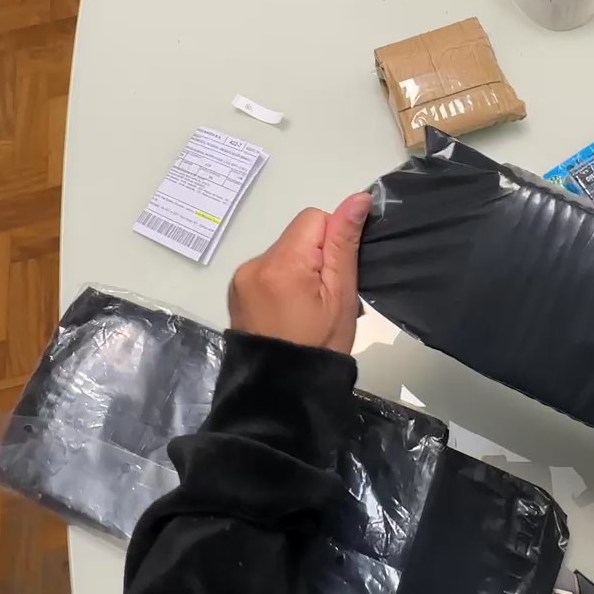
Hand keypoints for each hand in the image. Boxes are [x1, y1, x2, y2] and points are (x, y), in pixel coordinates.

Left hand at [227, 192, 371, 352]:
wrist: (281, 395)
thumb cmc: (320, 347)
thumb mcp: (341, 294)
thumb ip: (345, 241)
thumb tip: (358, 198)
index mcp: (282, 262)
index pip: (315, 218)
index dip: (333, 241)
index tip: (336, 275)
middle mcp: (254, 263)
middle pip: (298, 235)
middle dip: (316, 256)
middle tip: (326, 297)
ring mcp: (241, 278)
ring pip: (284, 252)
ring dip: (300, 269)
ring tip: (308, 308)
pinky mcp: (236, 291)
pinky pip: (268, 270)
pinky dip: (283, 282)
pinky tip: (290, 311)